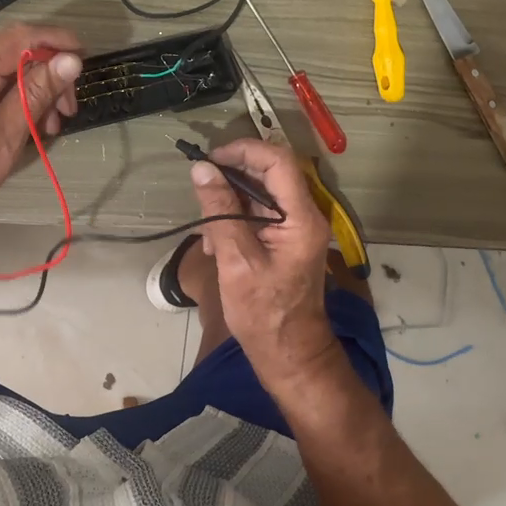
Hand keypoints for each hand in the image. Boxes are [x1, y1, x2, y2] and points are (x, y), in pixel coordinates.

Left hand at [0, 24, 81, 238]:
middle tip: (67, 111)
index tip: (84, 59)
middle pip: (14, 51)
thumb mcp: (3, 141)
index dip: (57, 41)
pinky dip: (12, 96)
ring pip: (3, 68)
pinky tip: (25, 124)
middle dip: (48, 75)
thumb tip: (69, 62)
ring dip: (32, 89)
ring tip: (48, 126)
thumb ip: (36, 95)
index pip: (21, 37)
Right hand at [190, 139, 342, 383]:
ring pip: (260, 192)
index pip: (278, 160)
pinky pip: (258, 213)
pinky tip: (215, 244)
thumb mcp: (236, 261)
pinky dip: (233, 219)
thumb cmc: (265, 314)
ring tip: (207, 232)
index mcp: (301, 218)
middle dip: (231, 176)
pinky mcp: (284, 239)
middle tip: (201, 191)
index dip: (244, 150)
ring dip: (228, 202)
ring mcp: (295, 227)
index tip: (211, 160)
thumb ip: (220, 212)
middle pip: (268, 172)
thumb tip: (202, 169)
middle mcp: (304, 215)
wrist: (289, 355)